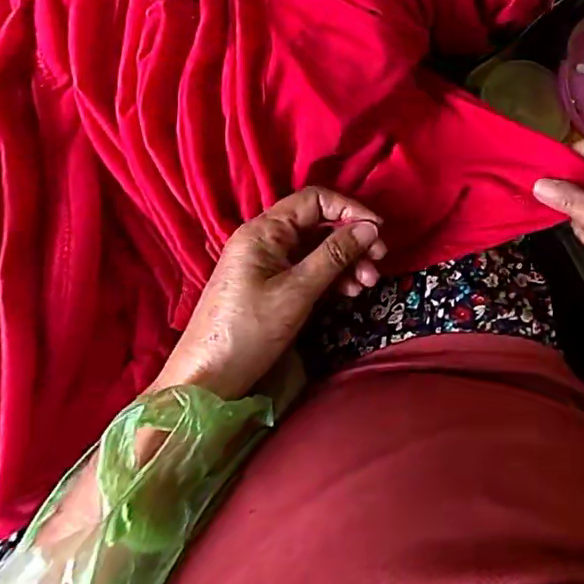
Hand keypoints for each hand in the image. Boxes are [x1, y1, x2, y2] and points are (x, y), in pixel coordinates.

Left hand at [156, 188, 388, 397]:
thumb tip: (369, 228)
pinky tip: (349, 293)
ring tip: (367, 284)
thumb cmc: (247, 332)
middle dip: (352, 239)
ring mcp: (268, 263)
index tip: (377, 229)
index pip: (315, 200)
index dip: (349, 209)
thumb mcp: (297, 292)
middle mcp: (266, 239)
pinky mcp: (272, 285)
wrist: (205, 382)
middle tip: (379, 260)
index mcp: (265, 231)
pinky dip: (332, 278)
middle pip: (319, 224)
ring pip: (318, 249)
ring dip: (347, 261)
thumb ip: (334, 256)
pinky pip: (309, 270)